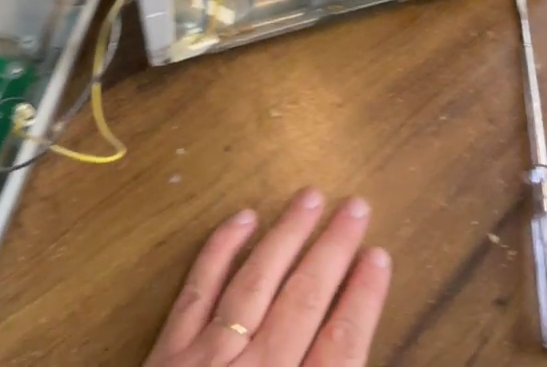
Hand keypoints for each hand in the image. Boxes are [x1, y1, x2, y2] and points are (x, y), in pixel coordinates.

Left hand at [145, 189, 392, 366]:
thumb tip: (351, 356)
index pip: (341, 344)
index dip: (363, 297)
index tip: (378, 255)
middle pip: (304, 300)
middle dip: (333, 249)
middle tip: (356, 205)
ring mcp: (208, 358)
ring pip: (256, 281)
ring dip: (287, 235)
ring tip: (310, 196)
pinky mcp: (167, 352)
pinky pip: (199, 290)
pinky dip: (221, 250)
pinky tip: (242, 218)